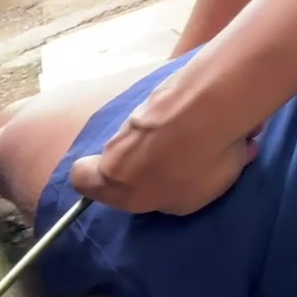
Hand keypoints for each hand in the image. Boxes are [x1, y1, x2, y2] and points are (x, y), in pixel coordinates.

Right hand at [68, 67, 262, 215]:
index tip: (113, 183)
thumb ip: (166, 200)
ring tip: (209, 139)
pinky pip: (169, 110)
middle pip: (117, 155)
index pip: (79, 179)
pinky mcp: (157, 93)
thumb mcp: (184, 204)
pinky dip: (188, 116)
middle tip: (179, 163)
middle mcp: (114, 150)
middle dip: (143, 159)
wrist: (208, 110)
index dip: (90, 180)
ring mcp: (134, 118)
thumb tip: (169, 190)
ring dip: (169, 137)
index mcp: (111, 184)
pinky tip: (217, 117)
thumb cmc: (191, 167)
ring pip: (144, 132)